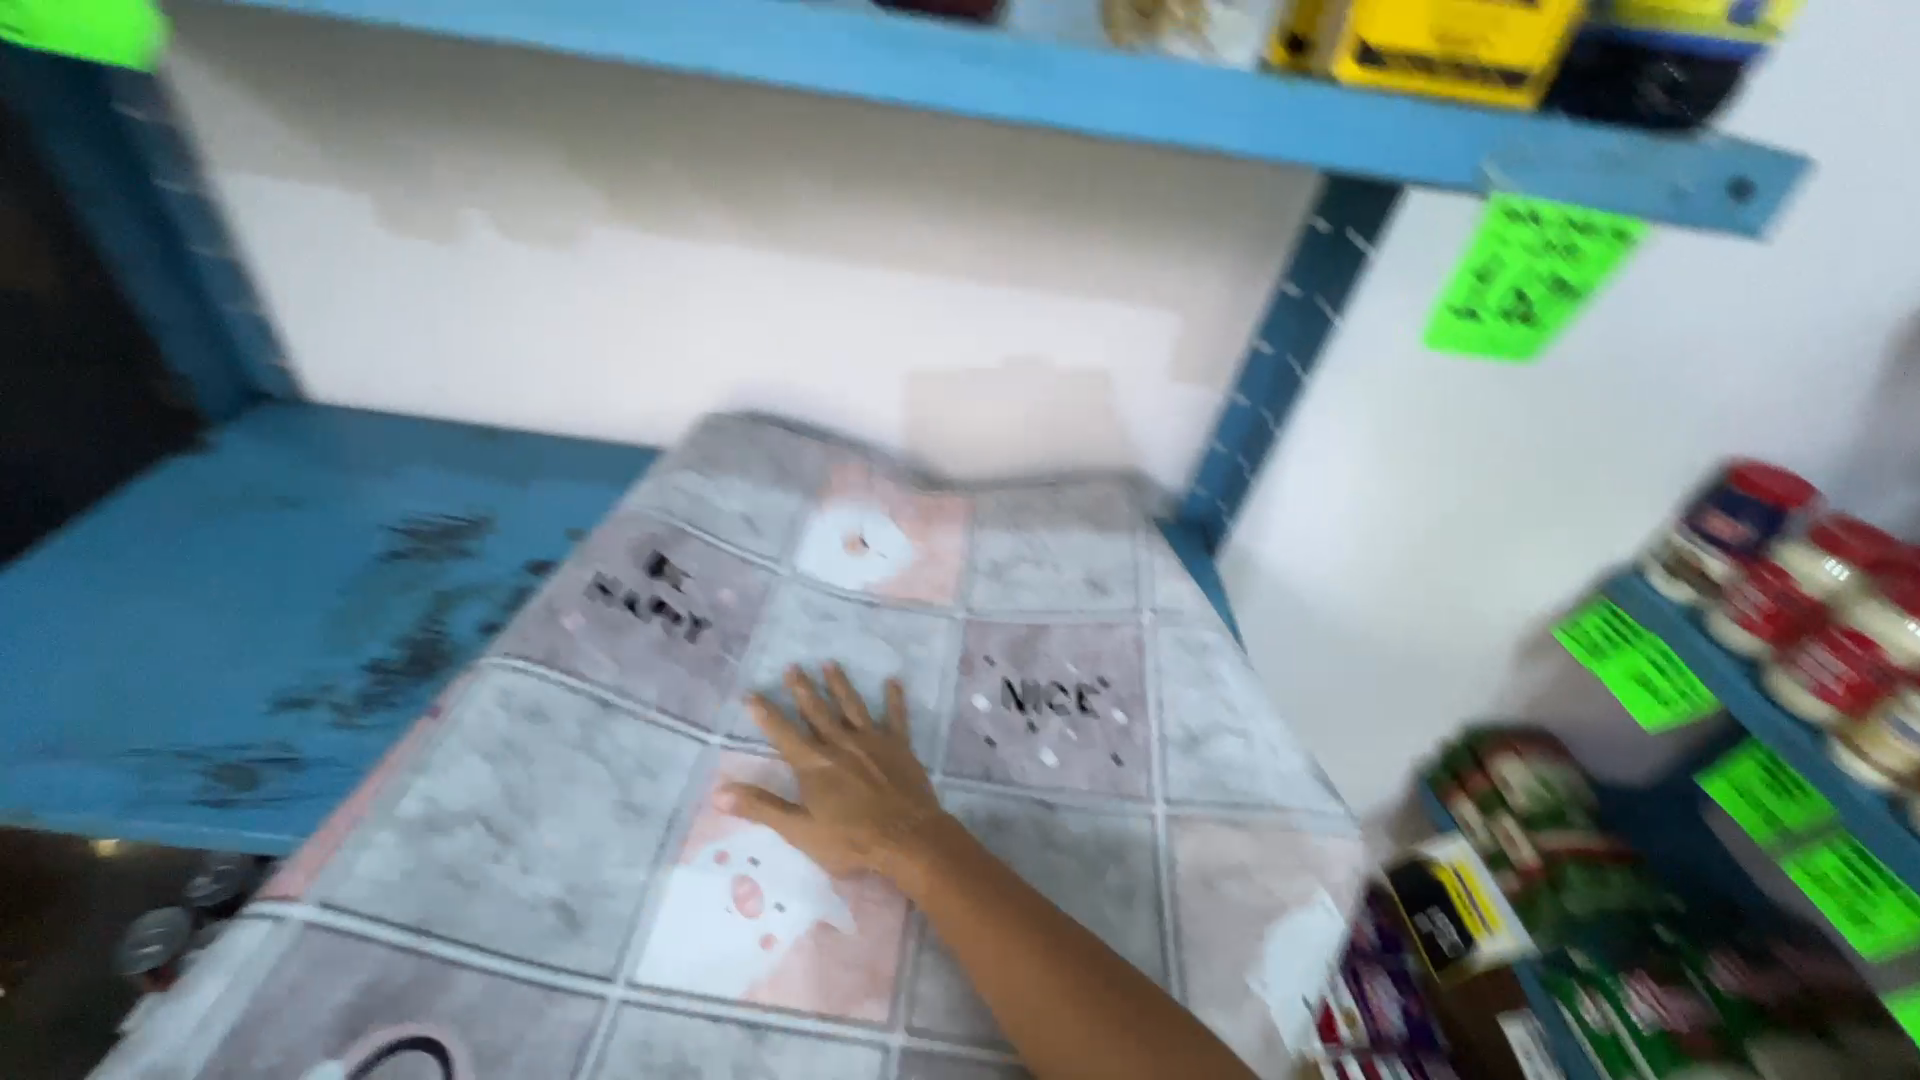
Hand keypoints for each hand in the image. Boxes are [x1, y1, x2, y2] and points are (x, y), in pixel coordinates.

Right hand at [719, 662, 945, 878]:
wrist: (906, 839)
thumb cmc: (850, 840)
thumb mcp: (799, 831)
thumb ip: (761, 807)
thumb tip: (718, 792)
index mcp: (814, 764)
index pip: (783, 733)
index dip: (765, 714)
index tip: (751, 693)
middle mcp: (840, 744)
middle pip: (817, 711)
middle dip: (802, 689)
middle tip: (792, 666)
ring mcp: (872, 742)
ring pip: (852, 706)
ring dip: (840, 685)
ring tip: (830, 664)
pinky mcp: (899, 747)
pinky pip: (896, 717)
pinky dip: (894, 699)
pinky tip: (893, 681)